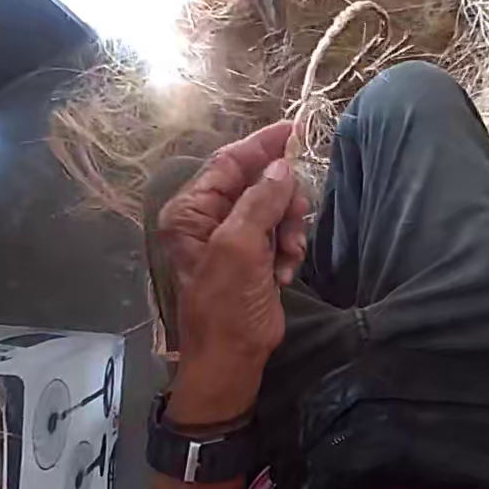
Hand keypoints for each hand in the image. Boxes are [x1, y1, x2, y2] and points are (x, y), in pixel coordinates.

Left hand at [156, 120, 309, 422]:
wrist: (232, 358)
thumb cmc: (226, 305)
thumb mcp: (240, 249)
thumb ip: (259, 202)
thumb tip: (280, 167)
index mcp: (191, 210)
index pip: (227, 163)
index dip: (260, 145)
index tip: (293, 130)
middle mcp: (208, 218)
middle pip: (257, 184)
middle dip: (282, 202)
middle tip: (296, 224)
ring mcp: (232, 237)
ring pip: (274, 208)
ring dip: (289, 230)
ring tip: (290, 257)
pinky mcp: (253, 256)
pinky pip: (280, 233)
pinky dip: (289, 249)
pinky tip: (286, 274)